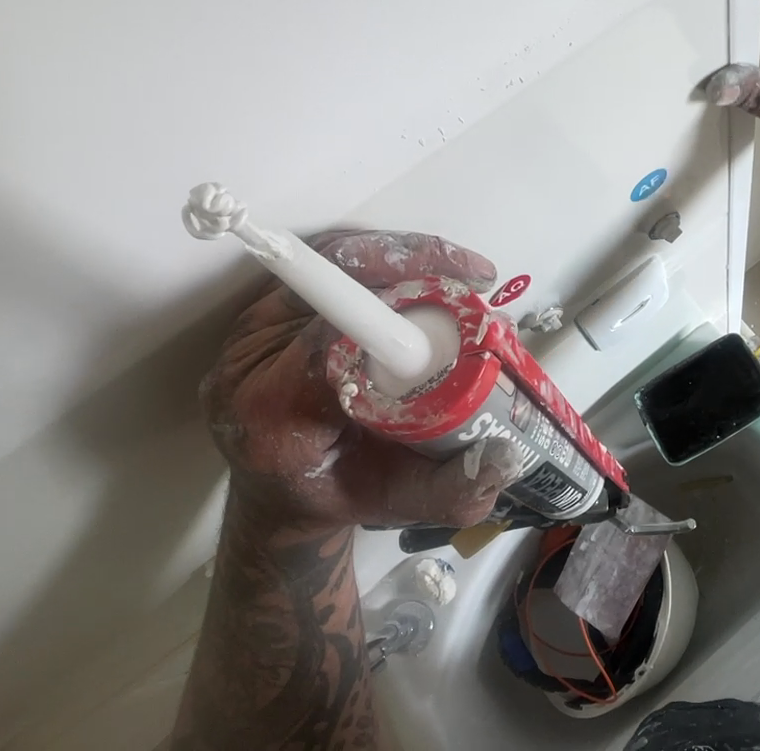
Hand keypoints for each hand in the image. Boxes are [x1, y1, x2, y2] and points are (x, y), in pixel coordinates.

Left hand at [200, 230, 514, 532]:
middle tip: (471, 276)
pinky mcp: (279, 307)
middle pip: (325, 283)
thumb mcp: (395, 504)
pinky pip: (333, 265)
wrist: (284, 488)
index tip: (453, 312)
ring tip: (463, 270)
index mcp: (272, 414)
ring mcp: (261, 326)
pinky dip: (386, 260)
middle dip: (405, 265)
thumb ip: (450, 489)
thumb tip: (505, 453)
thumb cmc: (337, 493)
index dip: (388, 319)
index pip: (324, 345)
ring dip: (402, 255)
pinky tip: (432, 270)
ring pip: (331, 261)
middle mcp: (254, 359)